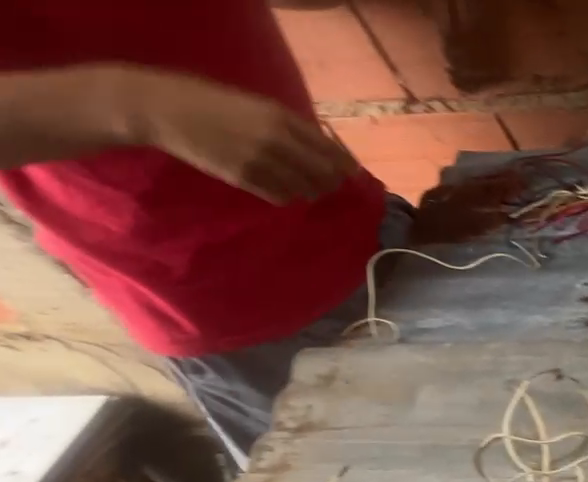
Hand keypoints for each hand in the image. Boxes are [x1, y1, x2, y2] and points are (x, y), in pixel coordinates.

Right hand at [115, 67, 357, 204]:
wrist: (159, 108)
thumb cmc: (209, 102)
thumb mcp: (256, 105)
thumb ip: (291, 127)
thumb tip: (326, 149)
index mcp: (282, 118)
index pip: (331, 151)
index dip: (346, 167)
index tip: (351, 174)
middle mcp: (277, 140)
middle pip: (325, 175)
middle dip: (331, 182)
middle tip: (328, 184)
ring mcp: (261, 161)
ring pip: (306, 190)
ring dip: (309, 191)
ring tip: (302, 186)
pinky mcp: (243, 177)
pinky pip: (281, 197)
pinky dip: (286, 196)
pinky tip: (279, 188)